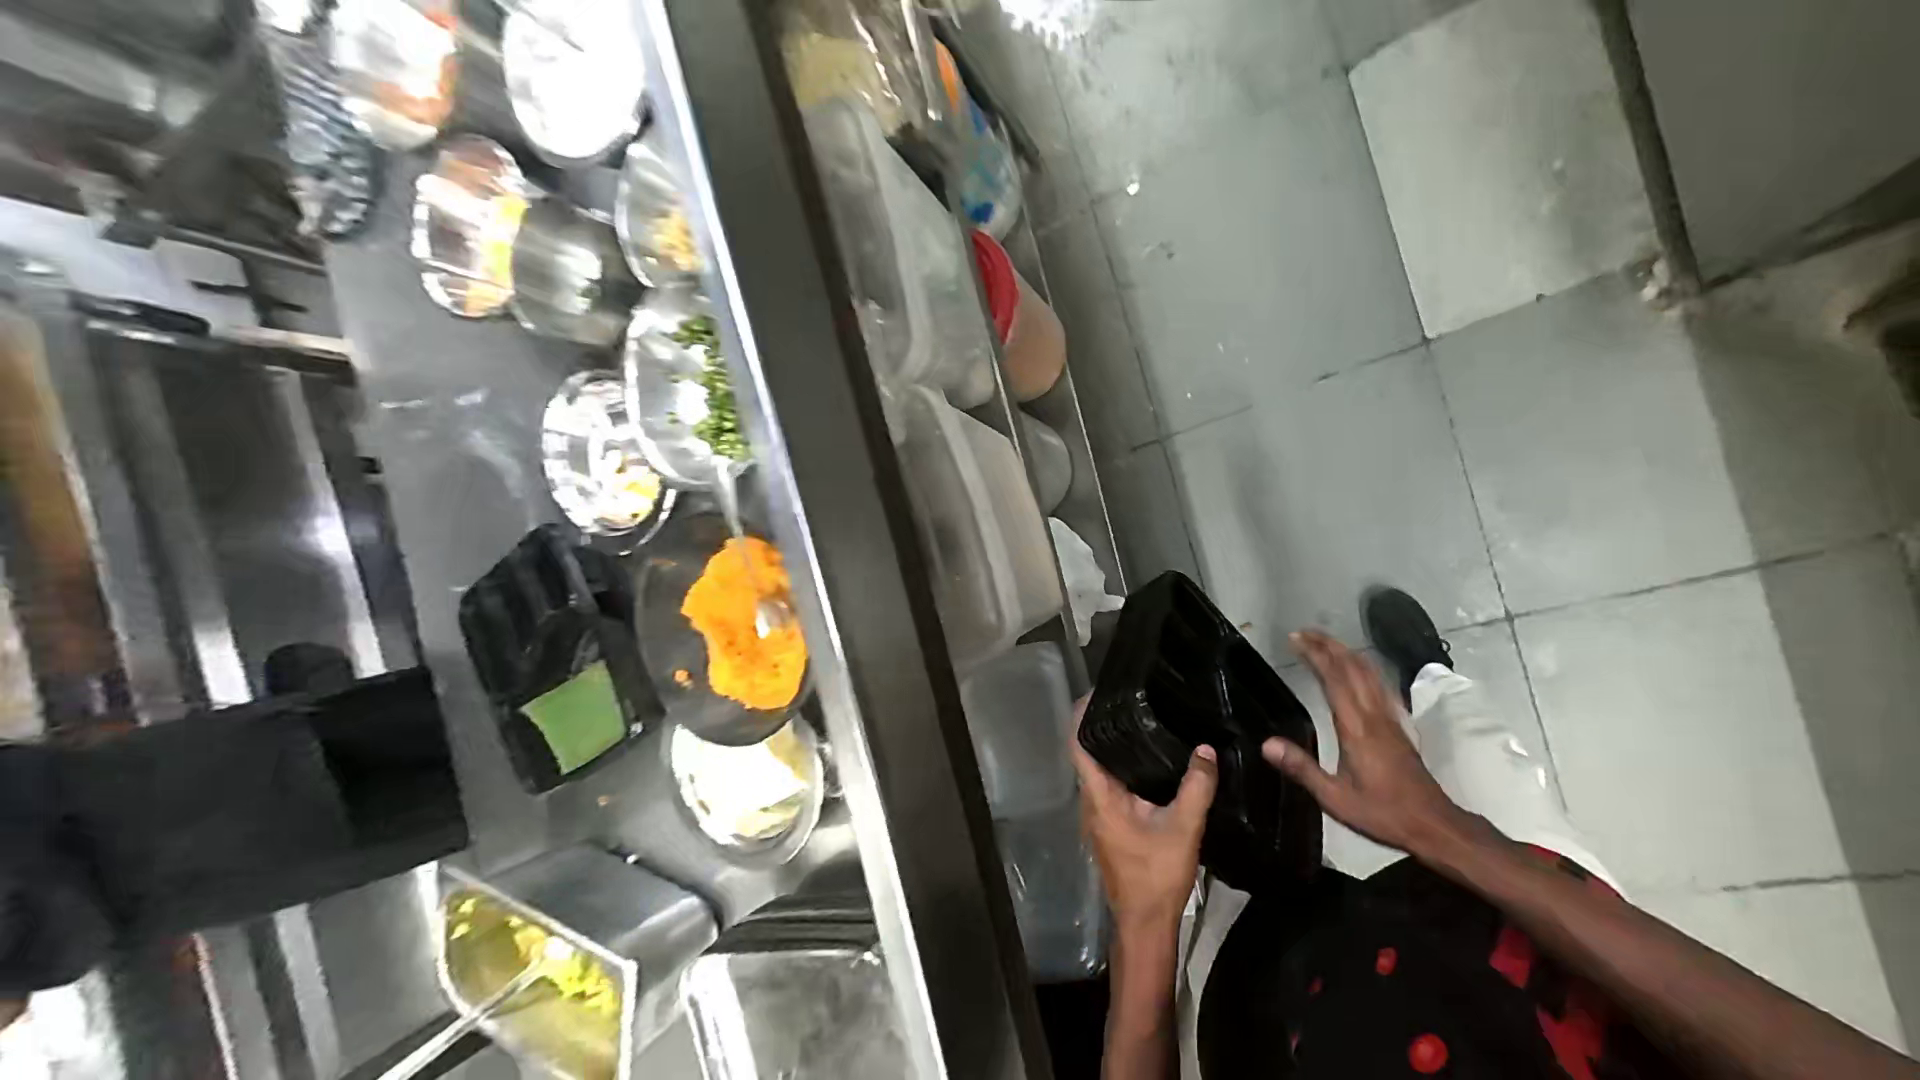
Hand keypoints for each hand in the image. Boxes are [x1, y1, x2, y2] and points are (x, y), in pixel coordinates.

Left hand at [1071, 698, 1217, 935]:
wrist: (1145, 921)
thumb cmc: (1157, 874)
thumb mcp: (1183, 828)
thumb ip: (1196, 787)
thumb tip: (1206, 749)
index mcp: (1098, 795)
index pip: (1078, 745)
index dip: (1081, 716)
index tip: (1096, 693)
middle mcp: (1090, 800)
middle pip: (1086, 753)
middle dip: (1101, 725)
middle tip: (1126, 700)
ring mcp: (1096, 813)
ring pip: (1098, 769)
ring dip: (1112, 747)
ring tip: (1138, 720)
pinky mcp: (1108, 823)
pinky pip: (1109, 784)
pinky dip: (1122, 767)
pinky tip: (1146, 760)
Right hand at [1262, 630, 1474, 856]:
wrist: (1434, 826)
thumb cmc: (1382, 812)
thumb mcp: (1335, 797)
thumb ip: (1301, 768)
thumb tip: (1266, 744)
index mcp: (1356, 728)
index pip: (1334, 679)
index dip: (1315, 655)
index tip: (1295, 639)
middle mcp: (1375, 716)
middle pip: (1353, 668)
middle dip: (1328, 645)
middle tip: (1304, 633)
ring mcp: (1390, 719)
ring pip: (1370, 673)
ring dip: (1346, 652)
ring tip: (1325, 643)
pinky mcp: (1399, 727)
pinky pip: (1381, 686)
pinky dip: (1365, 669)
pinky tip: (1360, 670)